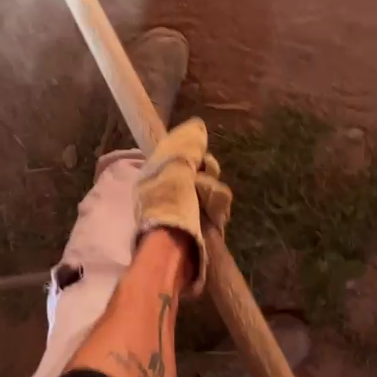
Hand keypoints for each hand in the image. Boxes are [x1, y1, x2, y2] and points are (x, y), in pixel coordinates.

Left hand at [134, 119, 232, 296]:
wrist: (174, 251)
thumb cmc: (170, 204)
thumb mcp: (175, 166)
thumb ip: (187, 145)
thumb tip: (197, 124)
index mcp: (157, 174)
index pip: (182, 151)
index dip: (194, 152)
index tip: (199, 159)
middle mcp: (172, 189)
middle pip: (204, 168)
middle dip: (208, 175)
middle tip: (200, 185)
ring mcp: (189, 208)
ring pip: (215, 188)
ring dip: (213, 196)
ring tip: (204, 208)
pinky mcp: (204, 226)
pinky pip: (219, 208)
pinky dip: (217, 211)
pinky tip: (211, 220)